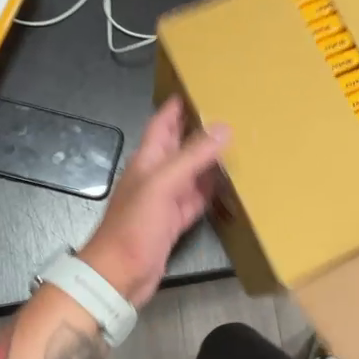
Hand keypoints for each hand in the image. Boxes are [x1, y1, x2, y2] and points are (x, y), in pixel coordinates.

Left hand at [78, 97, 229, 306]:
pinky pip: (198, 198)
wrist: (119, 275)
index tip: (201, 84)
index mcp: (148, 159)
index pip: (163, 122)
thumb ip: (192, 157)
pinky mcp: (176, 221)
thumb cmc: (134, 226)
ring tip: (239, 141)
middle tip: (231, 110)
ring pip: (193, 171)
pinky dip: (213, 189)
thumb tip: (223, 128)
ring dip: (211, 158)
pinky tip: (232, 182)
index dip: (178, 104)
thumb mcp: (163, 185)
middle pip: (180, 144)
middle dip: (200, 127)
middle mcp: (158, 174)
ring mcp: (167, 199)